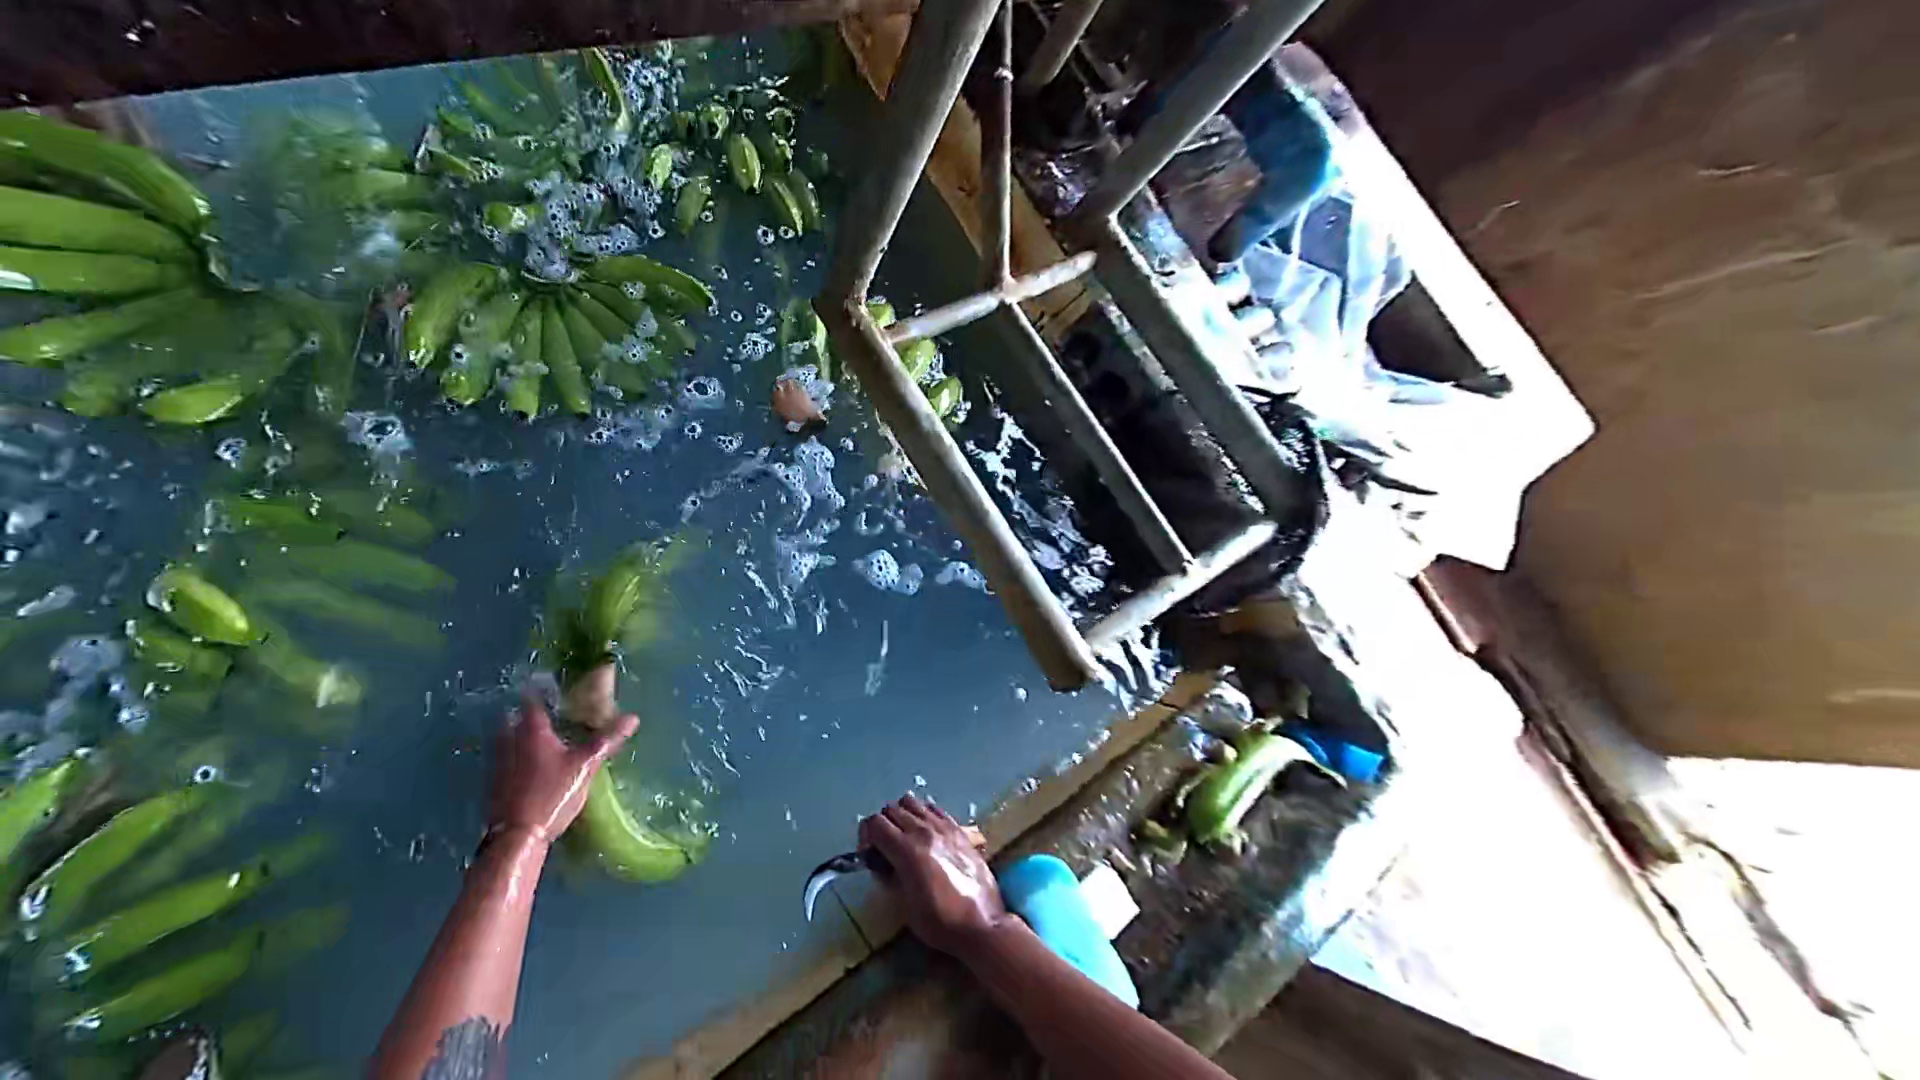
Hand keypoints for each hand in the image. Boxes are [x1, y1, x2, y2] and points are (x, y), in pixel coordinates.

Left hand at [488, 672, 637, 845]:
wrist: (517, 835)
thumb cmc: (552, 793)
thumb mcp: (586, 765)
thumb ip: (607, 740)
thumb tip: (633, 717)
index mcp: (532, 732)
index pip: (533, 701)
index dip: (542, 690)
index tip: (553, 684)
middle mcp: (510, 741)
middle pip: (515, 718)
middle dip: (528, 713)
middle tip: (549, 713)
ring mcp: (498, 763)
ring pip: (507, 739)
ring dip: (520, 734)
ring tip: (542, 737)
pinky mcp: (494, 782)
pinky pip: (504, 758)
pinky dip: (516, 754)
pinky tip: (531, 764)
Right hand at [859, 794, 1010, 955]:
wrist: (981, 924)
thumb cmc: (939, 922)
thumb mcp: (904, 905)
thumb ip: (889, 876)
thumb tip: (882, 864)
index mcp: (906, 850)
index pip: (875, 823)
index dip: (866, 836)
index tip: (869, 854)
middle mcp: (924, 830)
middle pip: (892, 809)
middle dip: (882, 825)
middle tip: (885, 847)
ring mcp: (944, 827)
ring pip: (913, 802)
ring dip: (903, 815)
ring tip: (906, 837)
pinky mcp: (960, 829)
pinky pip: (935, 809)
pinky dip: (924, 815)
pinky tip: (927, 834)